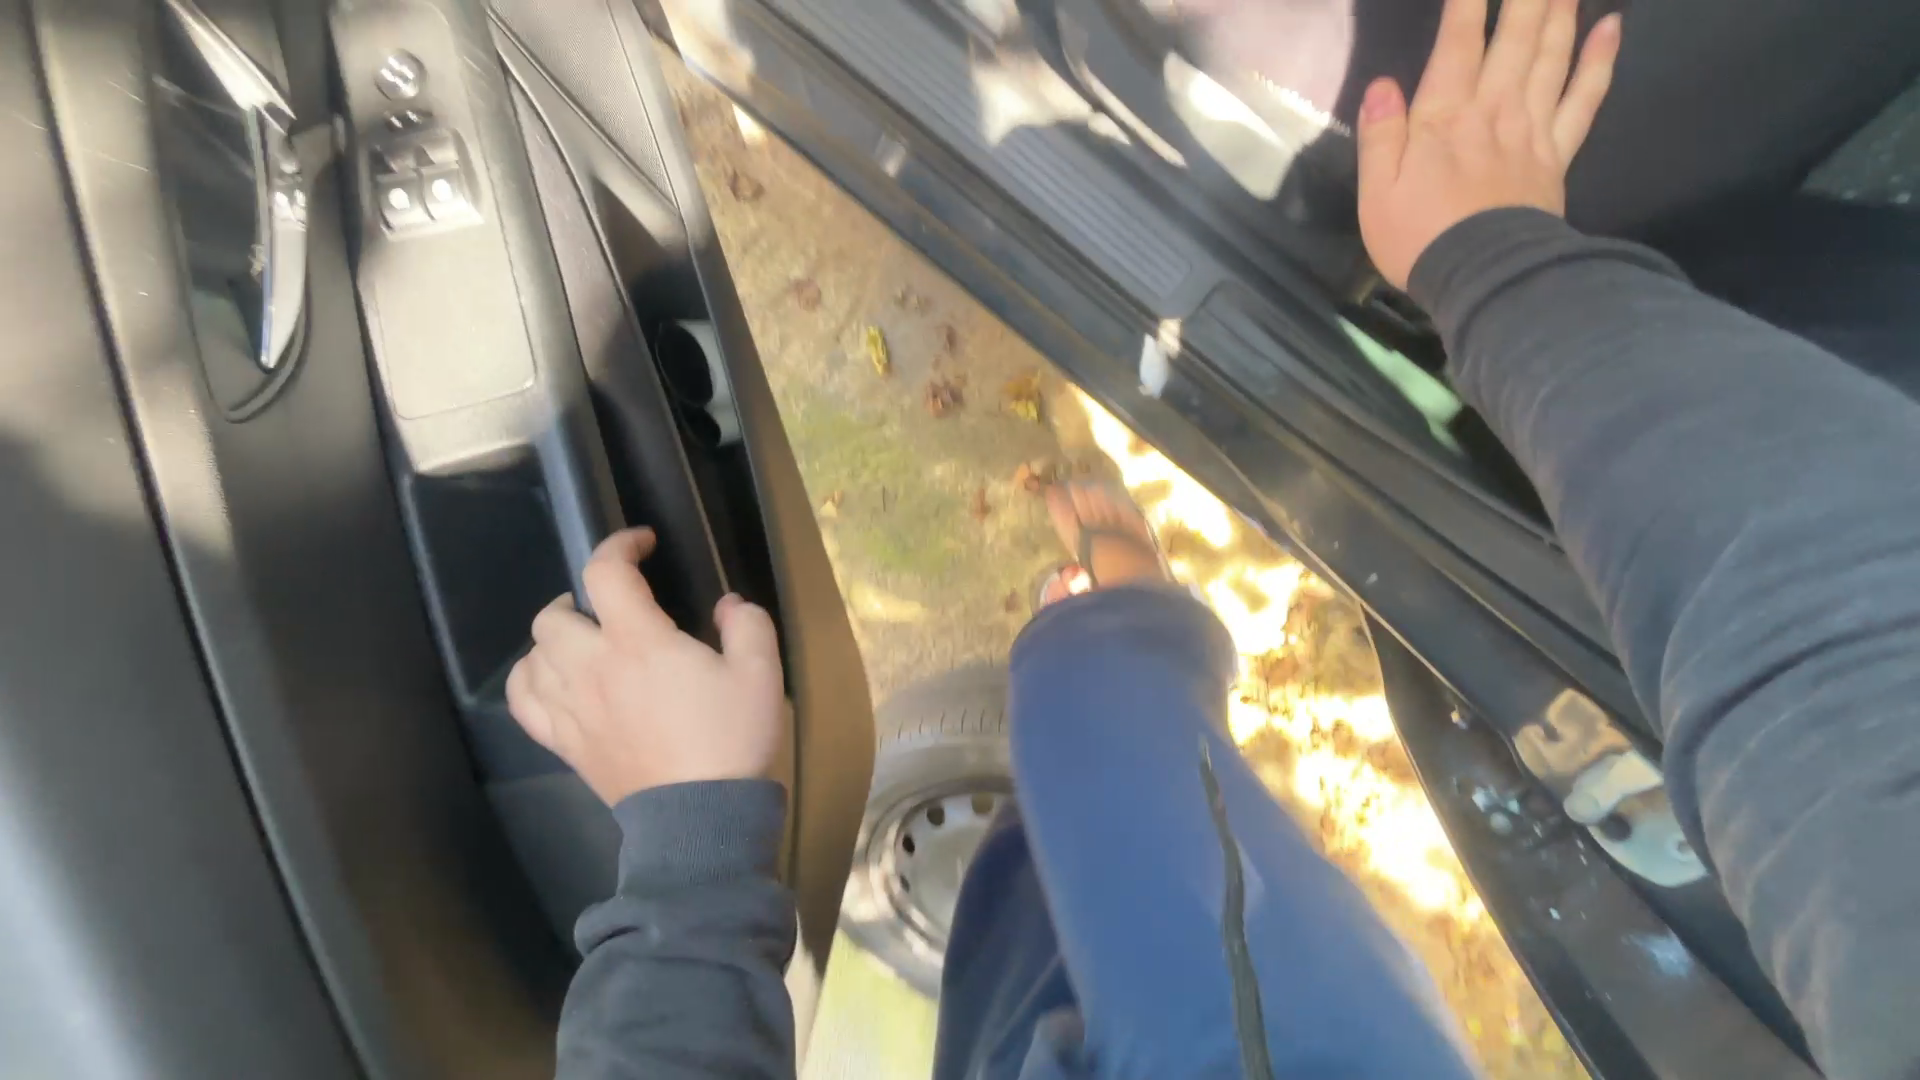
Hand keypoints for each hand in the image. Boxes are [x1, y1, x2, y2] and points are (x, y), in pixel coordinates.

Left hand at [506, 527, 785, 805]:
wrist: (701, 816)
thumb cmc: (732, 736)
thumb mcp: (762, 671)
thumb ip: (747, 623)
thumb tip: (726, 605)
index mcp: (640, 642)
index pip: (605, 573)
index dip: (619, 545)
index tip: (642, 544)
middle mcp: (593, 668)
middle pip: (553, 615)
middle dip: (582, 598)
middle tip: (615, 606)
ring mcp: (571, 709)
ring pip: (532, 655)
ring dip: (556, 637)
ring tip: (586, 639)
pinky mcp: (565, 743)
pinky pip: (523, 701)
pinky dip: (530, 678)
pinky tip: (554, 678)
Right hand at [1356, 0, 1622, 288]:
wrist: (1480, 274)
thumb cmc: (1416, 238)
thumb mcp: (1375, 195)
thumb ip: (1379, 137)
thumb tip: (1381, 86)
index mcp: (1443, 118)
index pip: (1457, 43)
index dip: (1467, 2)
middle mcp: (1493, 109)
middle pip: (1515, 35)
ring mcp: (1531, 128)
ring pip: (1551, 53)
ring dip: (1560, 8)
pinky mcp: (1557, 153)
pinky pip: (1585, 97)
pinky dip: (1600, 58)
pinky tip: (1610, 26)